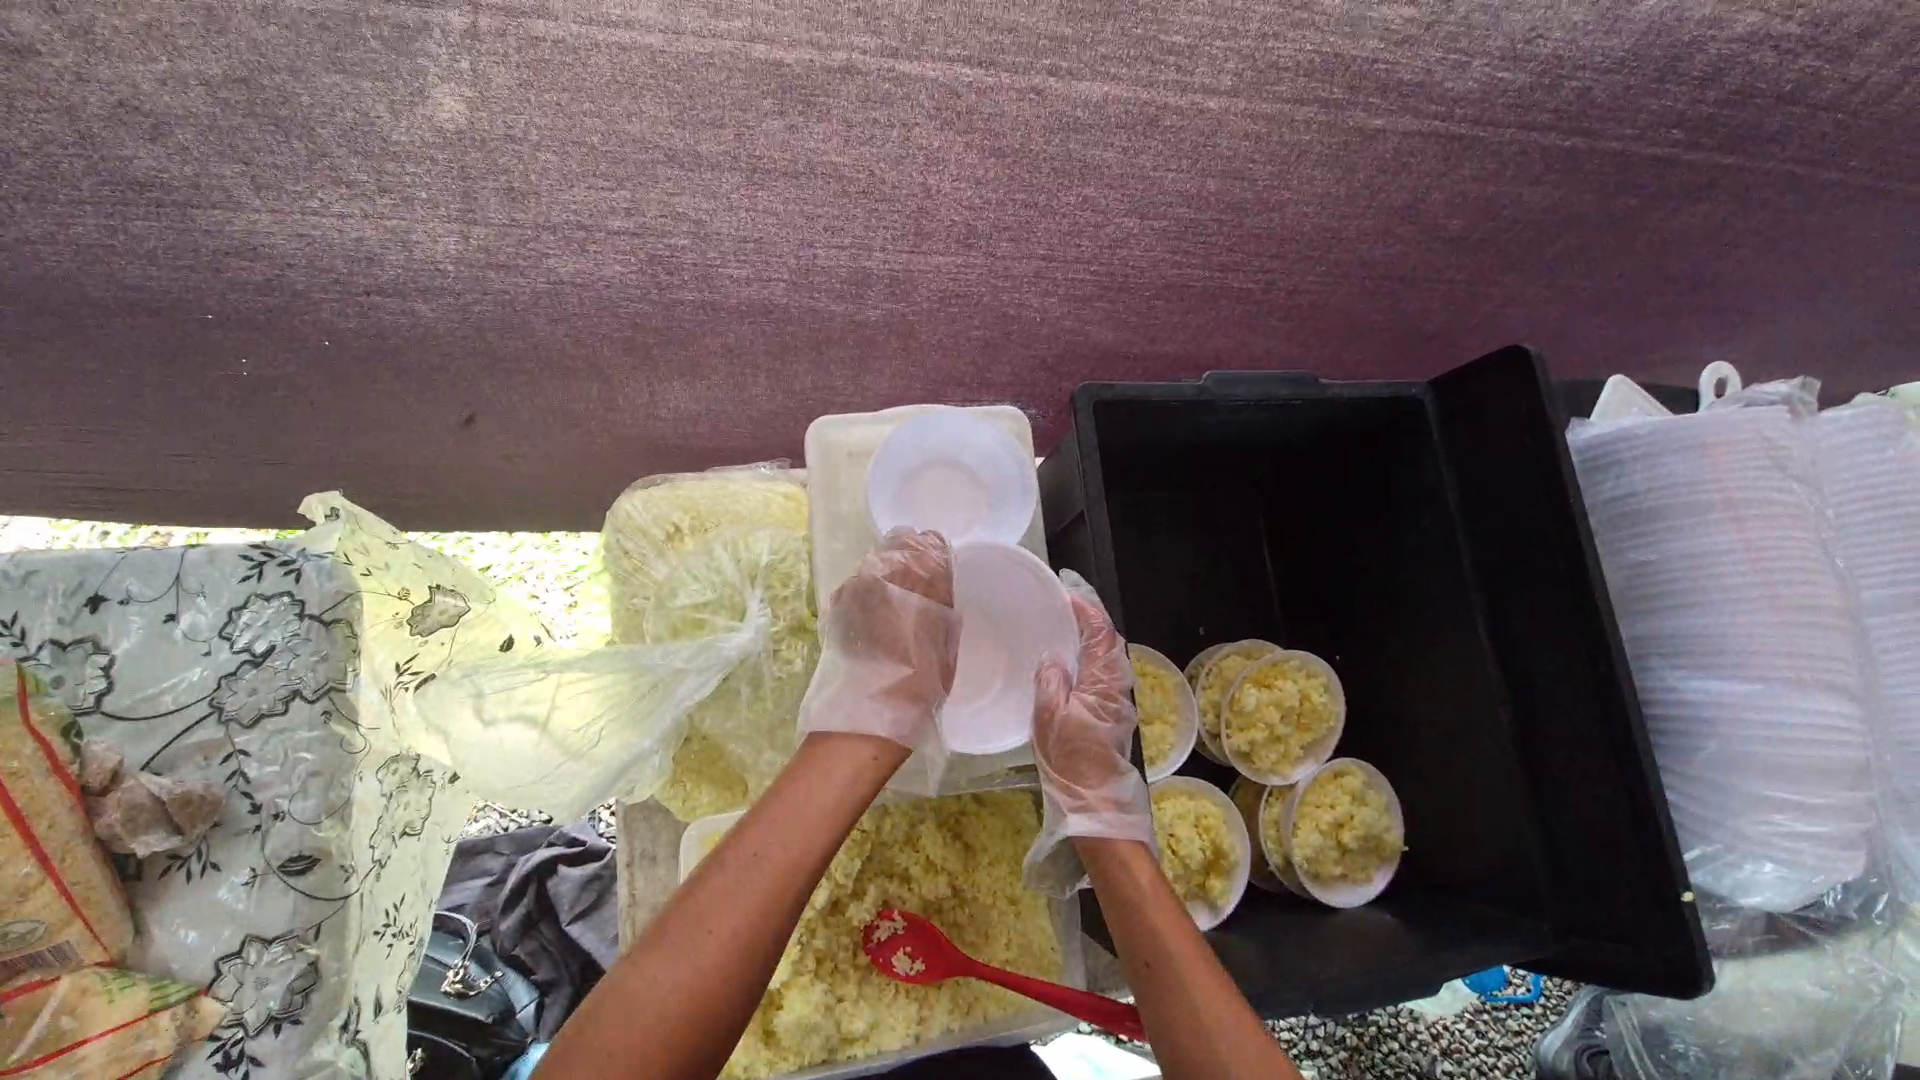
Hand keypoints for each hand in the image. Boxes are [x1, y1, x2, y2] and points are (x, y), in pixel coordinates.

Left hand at [797, 529, 960, 752]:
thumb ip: (941, 604)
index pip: (932, 542)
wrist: (873, 705)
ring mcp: (860, 582)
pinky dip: (864, 593)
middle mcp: (892, 569)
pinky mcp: (839, 600)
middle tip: (912, 581)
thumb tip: (935, 592)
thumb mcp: (948, 639)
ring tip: (890, 601)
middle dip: (907, 556)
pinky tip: (869, 617)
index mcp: (928, 576)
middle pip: (900, 543)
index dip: (934, 553)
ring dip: (884, 573)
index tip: (935, 567)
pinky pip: (856, 585)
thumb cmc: (923, 679)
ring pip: (876, 562)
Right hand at [1024, 573, 1154, 895]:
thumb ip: (1051, 681)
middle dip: (1088, 620)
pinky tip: (1066, 664)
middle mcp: (1117, 686)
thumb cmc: (1071, 762)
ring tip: (1061, 629)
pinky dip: (1086, 660)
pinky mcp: (1112, 716)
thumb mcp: (1050, 717)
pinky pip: (1101, 675)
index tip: (1065, 593)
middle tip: (1060, 607)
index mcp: (1104, 680)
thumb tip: (1053, 658)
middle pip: (1108, 642)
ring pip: (1106, 659)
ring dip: (1088, 640)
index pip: (1100, 632)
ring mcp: (1118, 702)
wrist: (1096, 806)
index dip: (1086, 609)